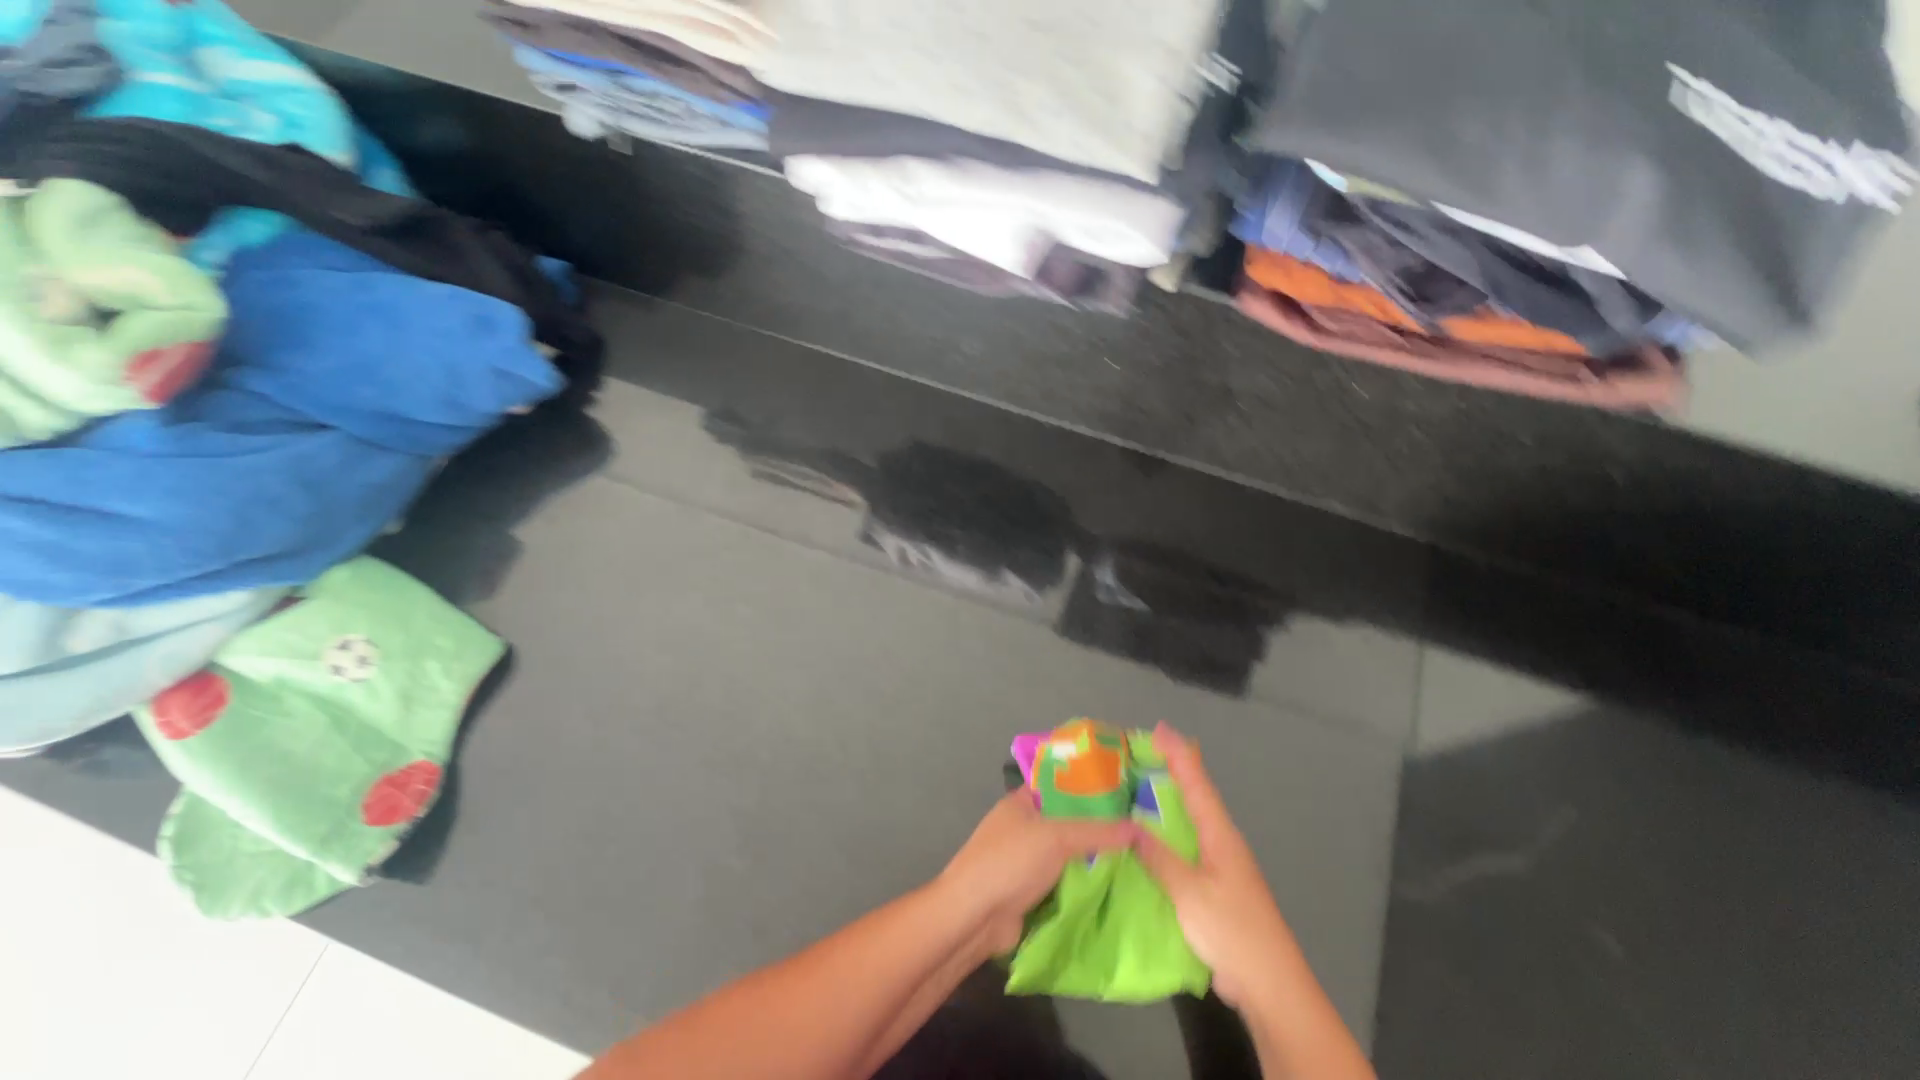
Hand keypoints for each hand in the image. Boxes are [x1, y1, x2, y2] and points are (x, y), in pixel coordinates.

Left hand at [937, 789, 1135, 951]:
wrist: (974, 917)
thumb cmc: (1009, 862)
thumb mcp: (1056, 837)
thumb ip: (1097, 831)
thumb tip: (1139, 828)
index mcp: (1021, 802)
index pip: (1060, 784)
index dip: (1090, 785)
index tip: (1127, 791)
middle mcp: (1023, 827)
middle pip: (1068, 821)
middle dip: (1100, 825)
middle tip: (1142, 827)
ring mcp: (1026, 861)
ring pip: (1069, 853)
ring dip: (1095, 857)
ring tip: (1140, 854)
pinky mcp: (1032, 891)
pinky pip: (1066, 880)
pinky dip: (1085, 882)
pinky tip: (1118, 882)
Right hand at [1133, 724, 1297, 1010]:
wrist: (1269, 983)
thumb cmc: (1232, 931)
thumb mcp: (1189, 892)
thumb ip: (1159, 858)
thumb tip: (1130, 825)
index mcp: (1220, 836)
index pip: (1196, 783)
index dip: (1178, 754)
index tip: (1157, 728)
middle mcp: (1222, 844)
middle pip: (1195, 798)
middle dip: (1171, 772)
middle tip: (1138, 754)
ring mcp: (1220, 868)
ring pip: (1190, 825)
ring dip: (1167, 805)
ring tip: (1135, 790)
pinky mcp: (1214, 891)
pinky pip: (1185, 851)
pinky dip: (1166, 838)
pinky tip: (1146, 844)